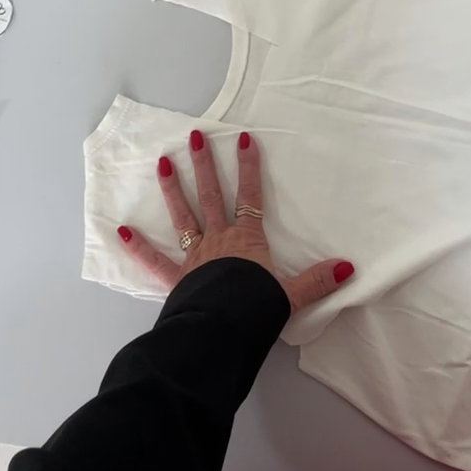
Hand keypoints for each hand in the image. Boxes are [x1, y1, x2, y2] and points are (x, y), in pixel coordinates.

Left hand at [119, 129, 352, 312]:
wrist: (222, 334)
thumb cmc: (256, 310)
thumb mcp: (292, 295)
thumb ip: (318, 280)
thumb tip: (349, 266)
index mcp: (246, 240)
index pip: (250, 196)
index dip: (249, 167)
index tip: (245, 138)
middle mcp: (218, 240)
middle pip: (211, 196)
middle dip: (204, 165)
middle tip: (195, 136)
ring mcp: (193, 256)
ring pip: (182, 217)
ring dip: (172, 190)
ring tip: (162, 163)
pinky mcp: (174, 278)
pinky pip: (154, 261)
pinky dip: (137, 247)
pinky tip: (121, 231)